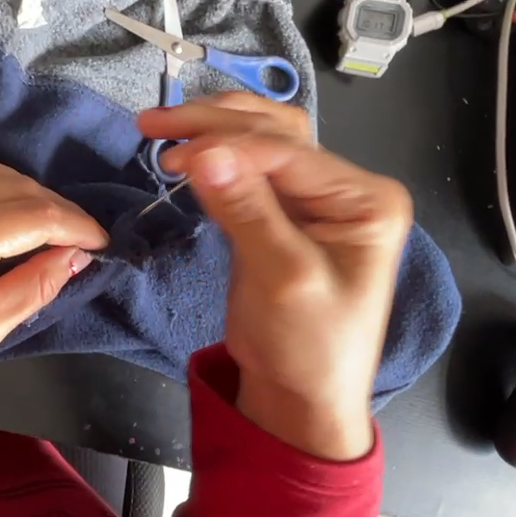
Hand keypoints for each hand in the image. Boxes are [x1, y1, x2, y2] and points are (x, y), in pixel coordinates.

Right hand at [140, 95, 411, 459]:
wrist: (299, 394)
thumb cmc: (307, 345)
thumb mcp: (281, 277)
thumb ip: (246, 210)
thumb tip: (202, 153)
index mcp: (364, 198)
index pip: (287, 151)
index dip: (227, 145)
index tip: (171, 155)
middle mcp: (343, 187)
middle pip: (274, 131)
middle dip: (212, 122)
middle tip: (152, 122)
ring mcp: (312, 198)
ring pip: (258, 140)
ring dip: (211, 129)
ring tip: (160, 127)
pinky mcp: (280, 213)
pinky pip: (246, 170)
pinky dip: (212, 157)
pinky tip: (183, 155)